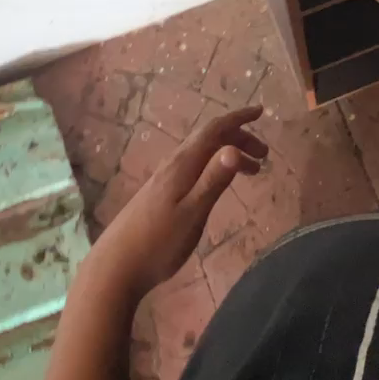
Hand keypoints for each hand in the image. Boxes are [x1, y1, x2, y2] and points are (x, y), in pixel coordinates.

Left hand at [83, 105, 268, 301]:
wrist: (114, 267)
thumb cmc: (158, 243)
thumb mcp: (192, 214)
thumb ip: (213, 181)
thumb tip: (235, 148)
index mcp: (183, 164)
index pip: (214, 130)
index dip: (238, 118)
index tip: (260, 112)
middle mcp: (174, 163)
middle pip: (209, 138)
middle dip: (239, 138)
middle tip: (264, 156)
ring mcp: (165, 177)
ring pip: (202, 151)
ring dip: (228, 152)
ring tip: (251, 171)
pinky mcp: (160, 191)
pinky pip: (195, 164)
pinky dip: (214, 164)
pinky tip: (217, 181)